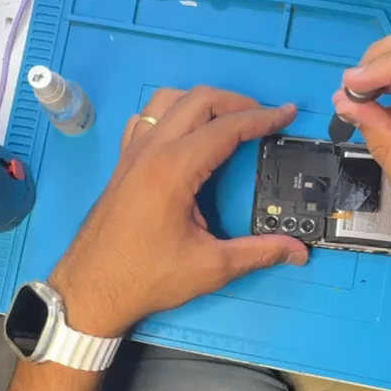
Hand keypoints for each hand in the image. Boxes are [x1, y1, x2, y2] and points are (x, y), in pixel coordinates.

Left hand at [49, 87, 308, 336]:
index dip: (262, 118)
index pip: (226, 128)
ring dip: (202, 100)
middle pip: (198, 100)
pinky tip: (185, 132)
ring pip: (168, 101)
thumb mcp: (210, 268)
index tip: (288, 114)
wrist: (90, 289)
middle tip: (265, 116)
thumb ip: (259, 253)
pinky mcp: (122, 163)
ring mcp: (132, 153)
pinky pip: (146, 119)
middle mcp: (151, 150)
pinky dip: (171, 113)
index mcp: (174, 169)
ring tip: (228, 118)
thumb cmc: (147, 278)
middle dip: (237, 101)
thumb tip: (300, 252)